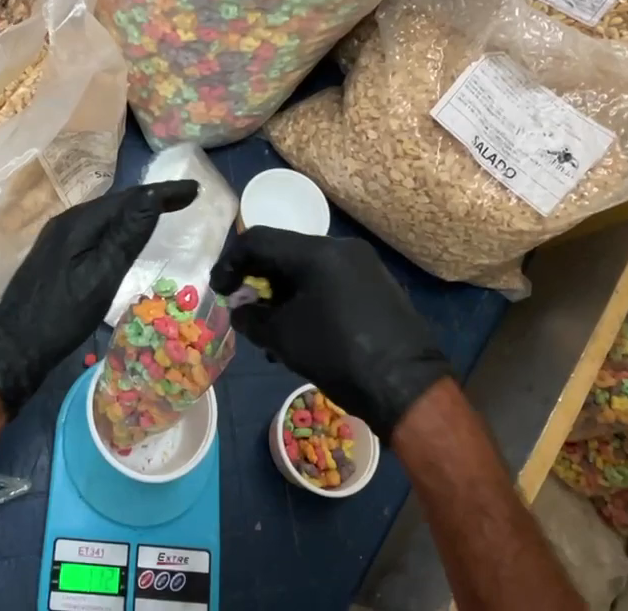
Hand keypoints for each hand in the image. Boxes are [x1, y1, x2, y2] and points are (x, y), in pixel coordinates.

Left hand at [0, 180, 199, 416]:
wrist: (14, 345)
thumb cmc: (61, 316)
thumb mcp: (101, 278)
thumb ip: (126, 237)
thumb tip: (152, 197)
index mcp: (79, 222)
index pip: (130, 198)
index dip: (163, 192)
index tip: (195, 190)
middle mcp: (68, 220)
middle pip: (117, 201)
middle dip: (152, 197)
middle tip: (187, 198)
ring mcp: (59, 236)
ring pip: (106, 214)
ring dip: (136, 210)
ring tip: (165, 210)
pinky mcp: (57, 251)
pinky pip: (96, 228)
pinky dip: (119, 225)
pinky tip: (128, 235)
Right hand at [211, 227, 452, 440]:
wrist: (408, 388)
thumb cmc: (338, 356)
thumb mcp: (282, 338)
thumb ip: (251, 316)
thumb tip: (240, 308)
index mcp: (316, 252)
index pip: (258, 240)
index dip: (230, 262)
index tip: (219, 290)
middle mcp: (341, 248)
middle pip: (284, 251)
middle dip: (257, 279)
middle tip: (244, 308)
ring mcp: (364, 265)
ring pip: (307, 268)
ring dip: (283, 292)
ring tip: (272, 329)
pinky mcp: (377, 285)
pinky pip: (330, 280)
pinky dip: (308, 297)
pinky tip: (303, 329)